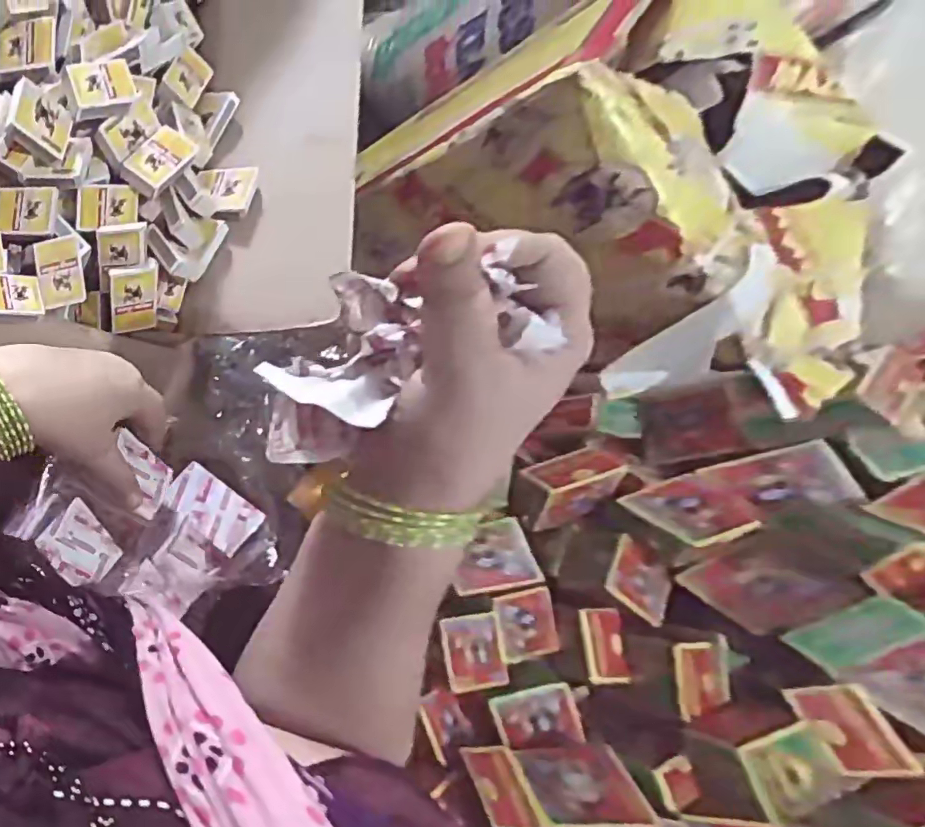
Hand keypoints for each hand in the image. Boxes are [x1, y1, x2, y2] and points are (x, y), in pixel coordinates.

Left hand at [0, 344, 168, 506]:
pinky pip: (82, 376)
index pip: (158, 412)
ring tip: (90, 428)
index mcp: (135, 388)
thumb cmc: (67, 422)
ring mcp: (88, 355)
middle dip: (131, 419)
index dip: (156, 435)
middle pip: (134, 394)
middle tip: (120, 443)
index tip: (148, 453)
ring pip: (108, 383)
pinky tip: (64, 409)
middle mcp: (118, 365)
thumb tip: (140, 505)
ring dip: (106, 405)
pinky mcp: (60, 352)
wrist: (12, 385)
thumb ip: (120, 477)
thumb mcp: (95, 454)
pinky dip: (82, 394)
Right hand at [351, 222, 594, 510]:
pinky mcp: (426, 366)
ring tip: (385, 303)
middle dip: (449, 270)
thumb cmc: (449, 438)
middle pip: (493, 274)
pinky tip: (374, 326)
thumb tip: (446, 228)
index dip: (506, 247)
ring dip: (415, 293)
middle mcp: (515, 337)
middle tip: (405, 278)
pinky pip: (415, 323)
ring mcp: (468, 352)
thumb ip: (455, 301)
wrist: (400, 496)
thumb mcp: (460, 367)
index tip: (452, 256)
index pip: (547, 261)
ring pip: (449, 297)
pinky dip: (394, 318)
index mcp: (552, 335)